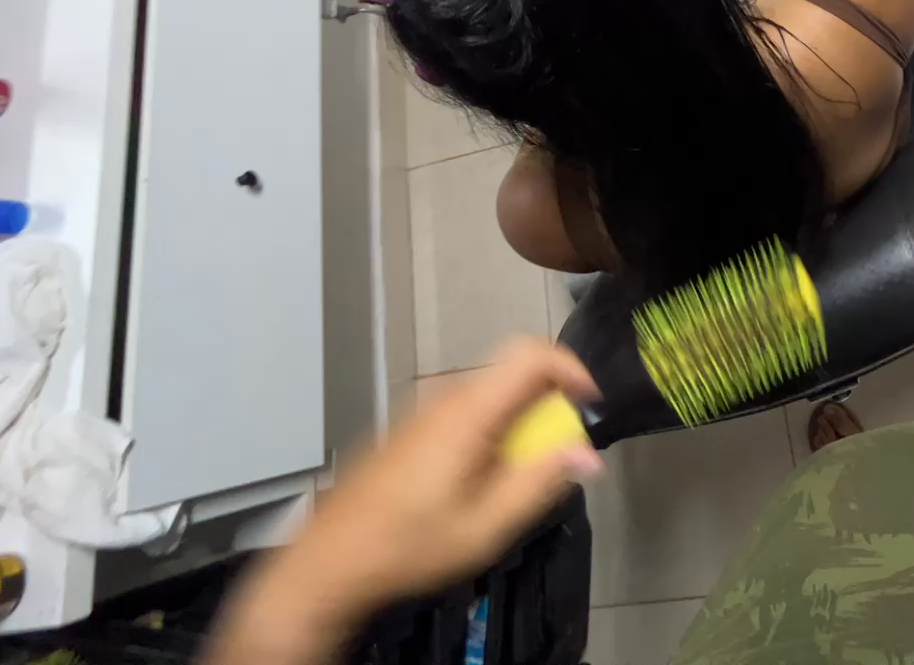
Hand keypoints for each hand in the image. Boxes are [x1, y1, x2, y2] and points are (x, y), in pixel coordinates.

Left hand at [207, 338, 601, 664]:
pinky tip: (477, 476)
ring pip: (495, 390)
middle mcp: (449, 394)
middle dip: (549, 404)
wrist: (324, 562)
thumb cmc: (408, 545)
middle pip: (517, 371)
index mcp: (470, 410)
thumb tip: (588, 453)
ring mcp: (426, 405)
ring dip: (522, 419)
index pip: (531, 351)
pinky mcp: (414, 421)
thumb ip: (540, 482)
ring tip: (515, 474)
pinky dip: (495, 425)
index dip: (570, 366)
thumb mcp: (485, 525)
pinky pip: (471, 405)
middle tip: (555, 454)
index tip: (588, 404)